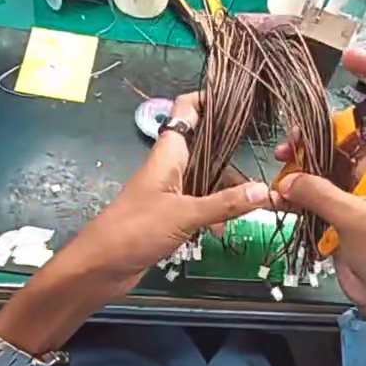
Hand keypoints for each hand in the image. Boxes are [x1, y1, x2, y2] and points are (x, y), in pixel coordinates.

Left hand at [37, 91, 272, 304]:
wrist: (100, 266)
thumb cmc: (135, 230)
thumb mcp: (184, 214)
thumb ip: (224, 203)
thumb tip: (264, 191)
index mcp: (168, 154)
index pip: (186, 110)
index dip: (209, 99)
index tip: (239, 99)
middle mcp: (169, 168)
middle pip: (205, 148)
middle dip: (231, 156)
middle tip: (263, 165)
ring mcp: (167, 193)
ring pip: (204, 180)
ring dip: (225, 193)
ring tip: (249, 208)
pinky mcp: (167, 217)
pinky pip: (197, 207)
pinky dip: (212, 215)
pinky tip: (221, 232)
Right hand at [273, 48, 365, 322]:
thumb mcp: (359, 220)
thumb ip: (320, 195)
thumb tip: (285, 181)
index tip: (351, 58)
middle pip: (343, 131)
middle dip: (315, 132)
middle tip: (291, 143)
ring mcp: (355, 186)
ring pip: (321, 159)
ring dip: (299, 164)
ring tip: (282, 172)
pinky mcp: (337, 206)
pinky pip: (311, 187)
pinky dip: (295, 191)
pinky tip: (279, 197)